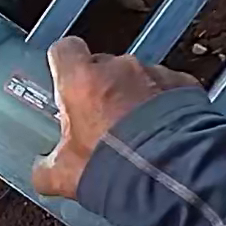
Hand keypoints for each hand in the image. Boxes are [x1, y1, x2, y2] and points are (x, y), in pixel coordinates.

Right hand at [32, 37, 199, 198]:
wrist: (171, 174)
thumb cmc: (115, 168)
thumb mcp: (66, 175)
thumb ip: (47, 168)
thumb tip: (42, 173)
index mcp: (81, 81)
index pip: (64, 50)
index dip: (64, 64)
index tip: (65, 82)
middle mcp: (118, 68)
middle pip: (102, 65)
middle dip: (100, 88)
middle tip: (101, 123)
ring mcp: (154, 73)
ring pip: (137, 77)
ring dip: (133, 98)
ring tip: (137, 134)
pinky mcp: (183, 85)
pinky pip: (168, 88)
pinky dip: (164, 105)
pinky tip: (162, 133)